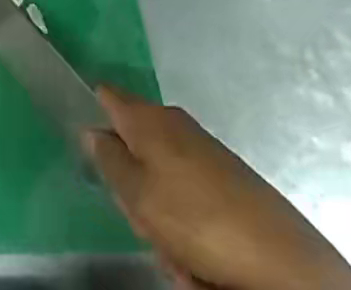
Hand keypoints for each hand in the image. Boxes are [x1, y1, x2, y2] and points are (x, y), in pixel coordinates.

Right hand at [84, 87, 350, 289]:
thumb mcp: (138, 196)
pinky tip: (193, 254)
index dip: (93, 104)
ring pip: (157, 176)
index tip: (76, 122)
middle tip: (137, 215)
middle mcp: (176, 122)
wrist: (274, 253)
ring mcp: (201, 146)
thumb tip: (90, 128)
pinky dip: (182, 224)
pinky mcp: (222, 173)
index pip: (112, 96)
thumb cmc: (194, 217)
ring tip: (172, 245)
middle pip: (133, 141)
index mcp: (151, 119)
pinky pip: (184, 195)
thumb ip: (110, 160)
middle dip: (129, 181)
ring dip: (157, 213)